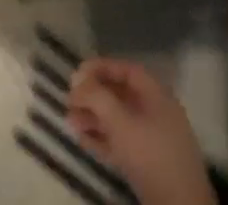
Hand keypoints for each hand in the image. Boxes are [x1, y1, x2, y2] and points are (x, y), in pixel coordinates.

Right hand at [67, 58, 215, 204]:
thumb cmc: (149, 153)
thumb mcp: (119, 120)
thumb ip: (95, 95)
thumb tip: (77, 79)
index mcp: (157, 98)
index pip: (128, 71)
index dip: (101, 67)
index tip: (77, 73)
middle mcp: (157, 114)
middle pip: (120, 94)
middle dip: (92, 95)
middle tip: (69, 100)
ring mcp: (153, 138)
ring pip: (117, 119)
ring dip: (92, 117)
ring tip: (71, 122)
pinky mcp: (147, 160)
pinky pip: (121, 140)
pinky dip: (101, 137)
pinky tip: (82, 139)